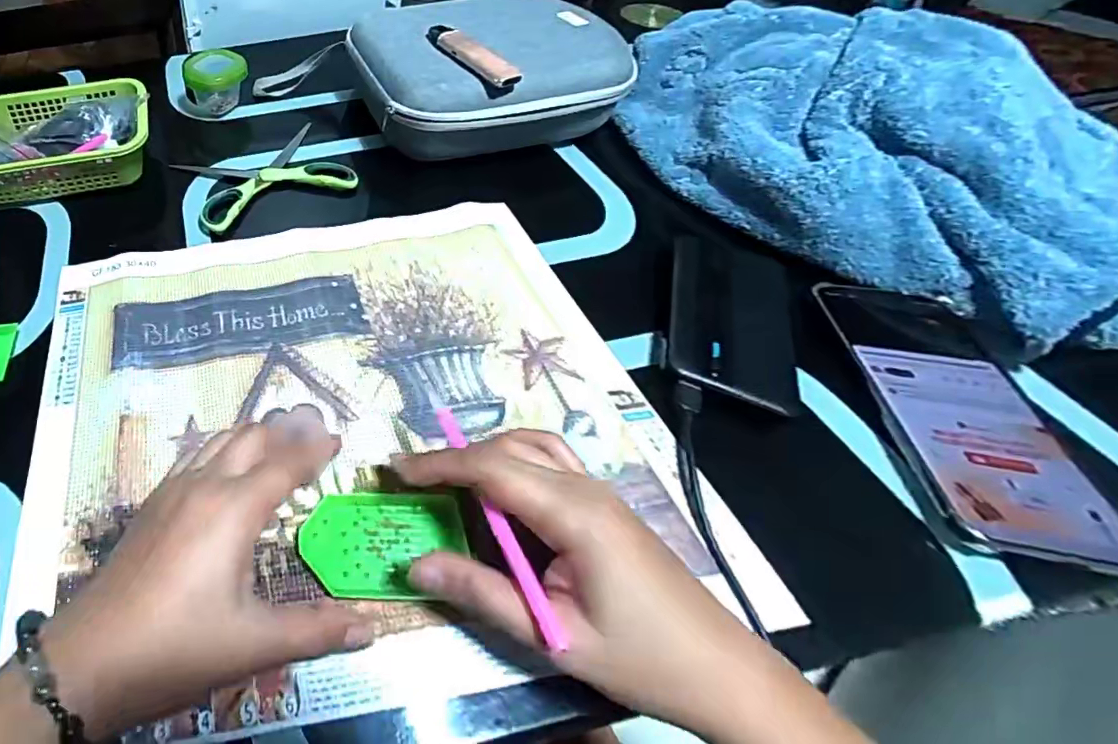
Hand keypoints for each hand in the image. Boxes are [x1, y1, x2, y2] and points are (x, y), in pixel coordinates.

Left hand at [40, 412, 372, 735]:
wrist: (87, 661)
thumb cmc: (176, 647)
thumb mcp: (252, 644)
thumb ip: (314, 631)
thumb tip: (371, 629)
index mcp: (235, 509)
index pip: (286, 464)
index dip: (315, 448)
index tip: (337, 436)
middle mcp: (206, 485)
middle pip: (252, 437)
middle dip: (285, 431)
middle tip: (310, 436)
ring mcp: (173, 491)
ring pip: (220, 440)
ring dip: (252, 436)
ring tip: (274, 445)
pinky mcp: (151, 504)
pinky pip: (195, 456)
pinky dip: (222, 449)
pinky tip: (222, 471)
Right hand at [394, 431, 866, 743]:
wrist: (721, 671)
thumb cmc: (640, 658)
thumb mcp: (553, 635)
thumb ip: (482, 593)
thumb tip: (418, 565)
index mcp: (573, 512)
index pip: (491, 468)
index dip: (438, 464)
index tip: (396, 469)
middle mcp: (584, 486)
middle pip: (507, 449)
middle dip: (455, 457)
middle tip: (413, 479)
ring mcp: (598, 489)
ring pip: (530, 446)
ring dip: (487, 454)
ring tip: (452, 481)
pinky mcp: (604, 501)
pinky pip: (550, 461)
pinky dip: (515, 462)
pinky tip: (504, 494)